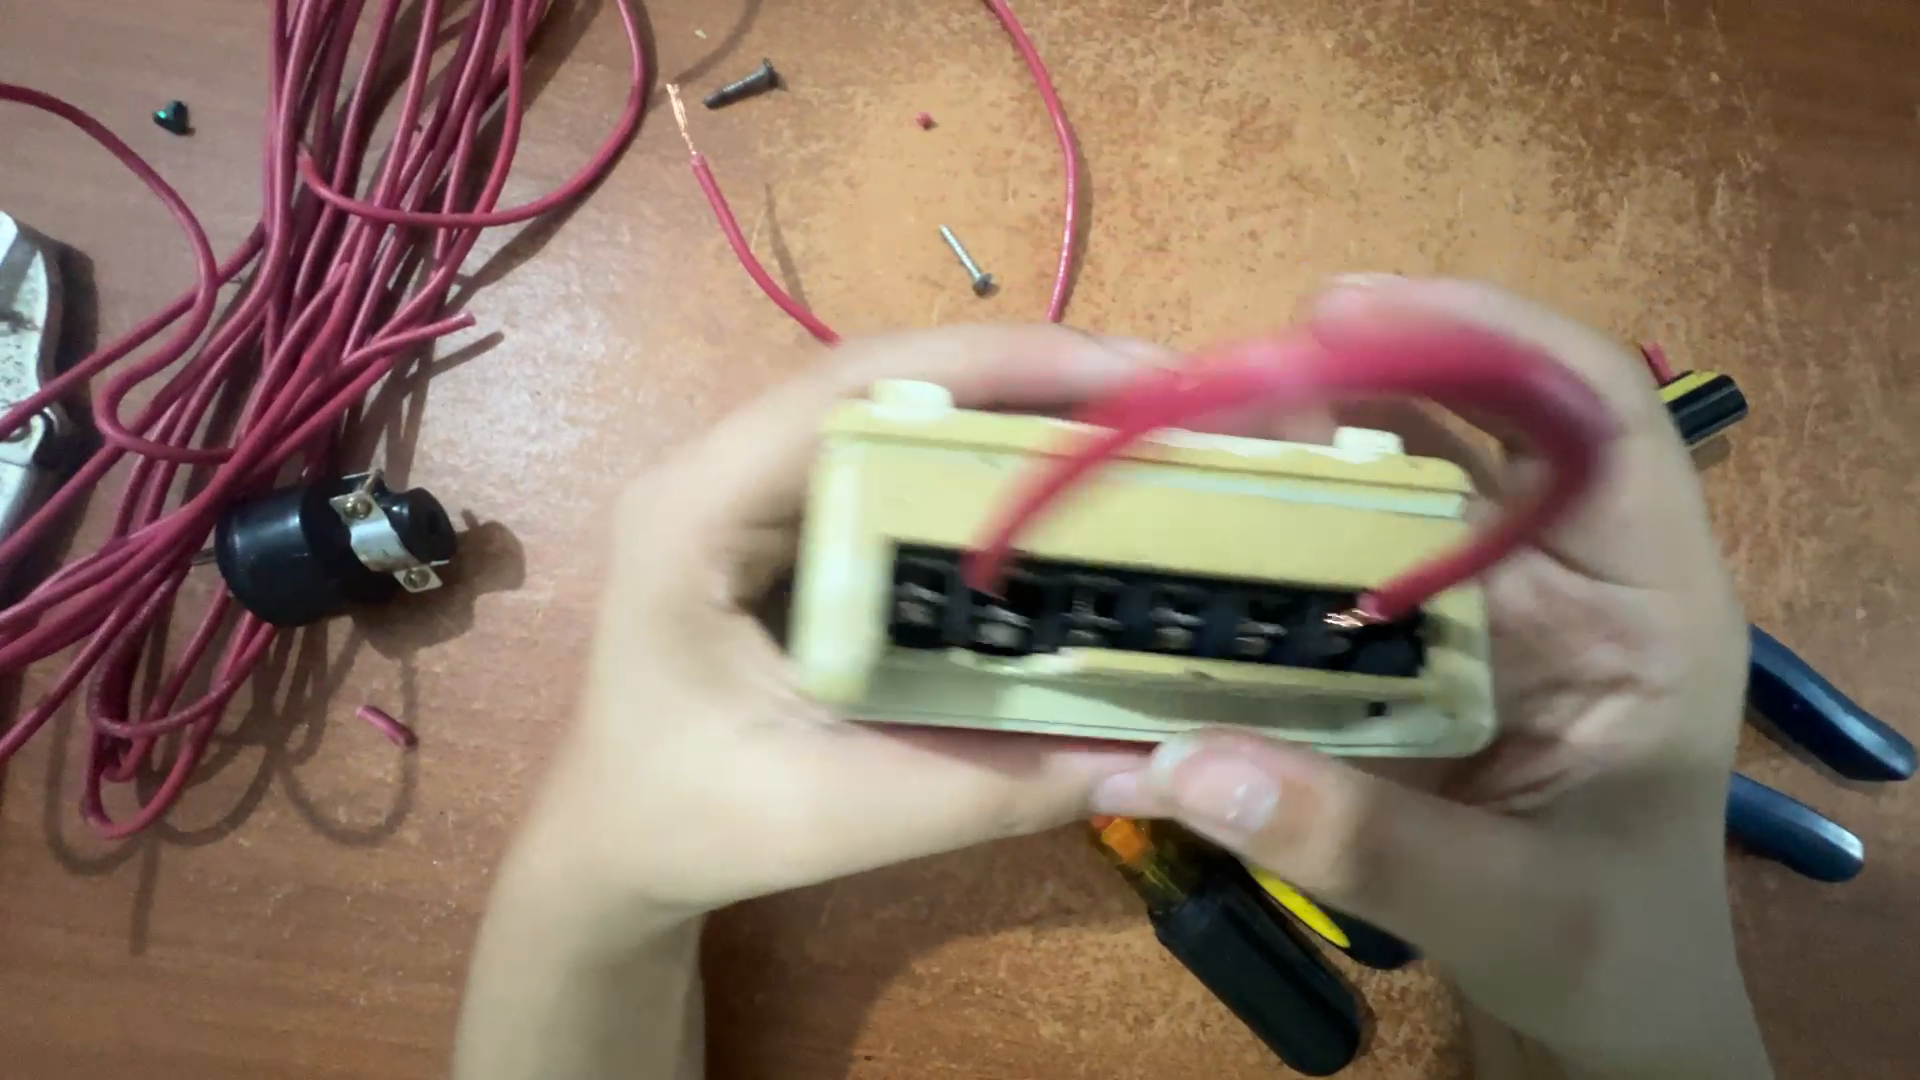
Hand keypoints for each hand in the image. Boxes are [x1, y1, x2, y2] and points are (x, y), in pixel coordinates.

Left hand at [526, 325, 1160, 922]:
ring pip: (896, 407)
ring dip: (1010, 403)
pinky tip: (1053, 472)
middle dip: (1024, 375)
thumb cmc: (688, 822)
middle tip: (1154, 396)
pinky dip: (982, 452)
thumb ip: (977, 790)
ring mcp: (754, 484)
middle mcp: (721, 470)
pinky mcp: (789, 514)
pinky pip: (895, 456)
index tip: (1119, 376)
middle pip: (884, 381)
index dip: (989, 364)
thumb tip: (1139, 756)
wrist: (622, 834)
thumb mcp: (826, 817)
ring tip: (1127, 421)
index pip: (847, 393)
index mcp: (696, 513)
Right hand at [1088, 278, 1766, 1076]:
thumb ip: (1358, 842)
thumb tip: (1185, 766)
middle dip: (1344, 385)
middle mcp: (1547, 576)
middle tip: (1223, 391)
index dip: (1480, 336)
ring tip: (1196, 446)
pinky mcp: (1402, 631)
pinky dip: (1271, 526)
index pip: (1591, 418)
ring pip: (1385, 480)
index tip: (1342, 310)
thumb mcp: (1501, 911)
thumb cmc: (1598, 945)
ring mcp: (1467, 598)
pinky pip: (1333, 550)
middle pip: (1458, 428)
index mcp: (1634, 611)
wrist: (1595, 984)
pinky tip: (1205, 531)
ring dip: (1295, 448)